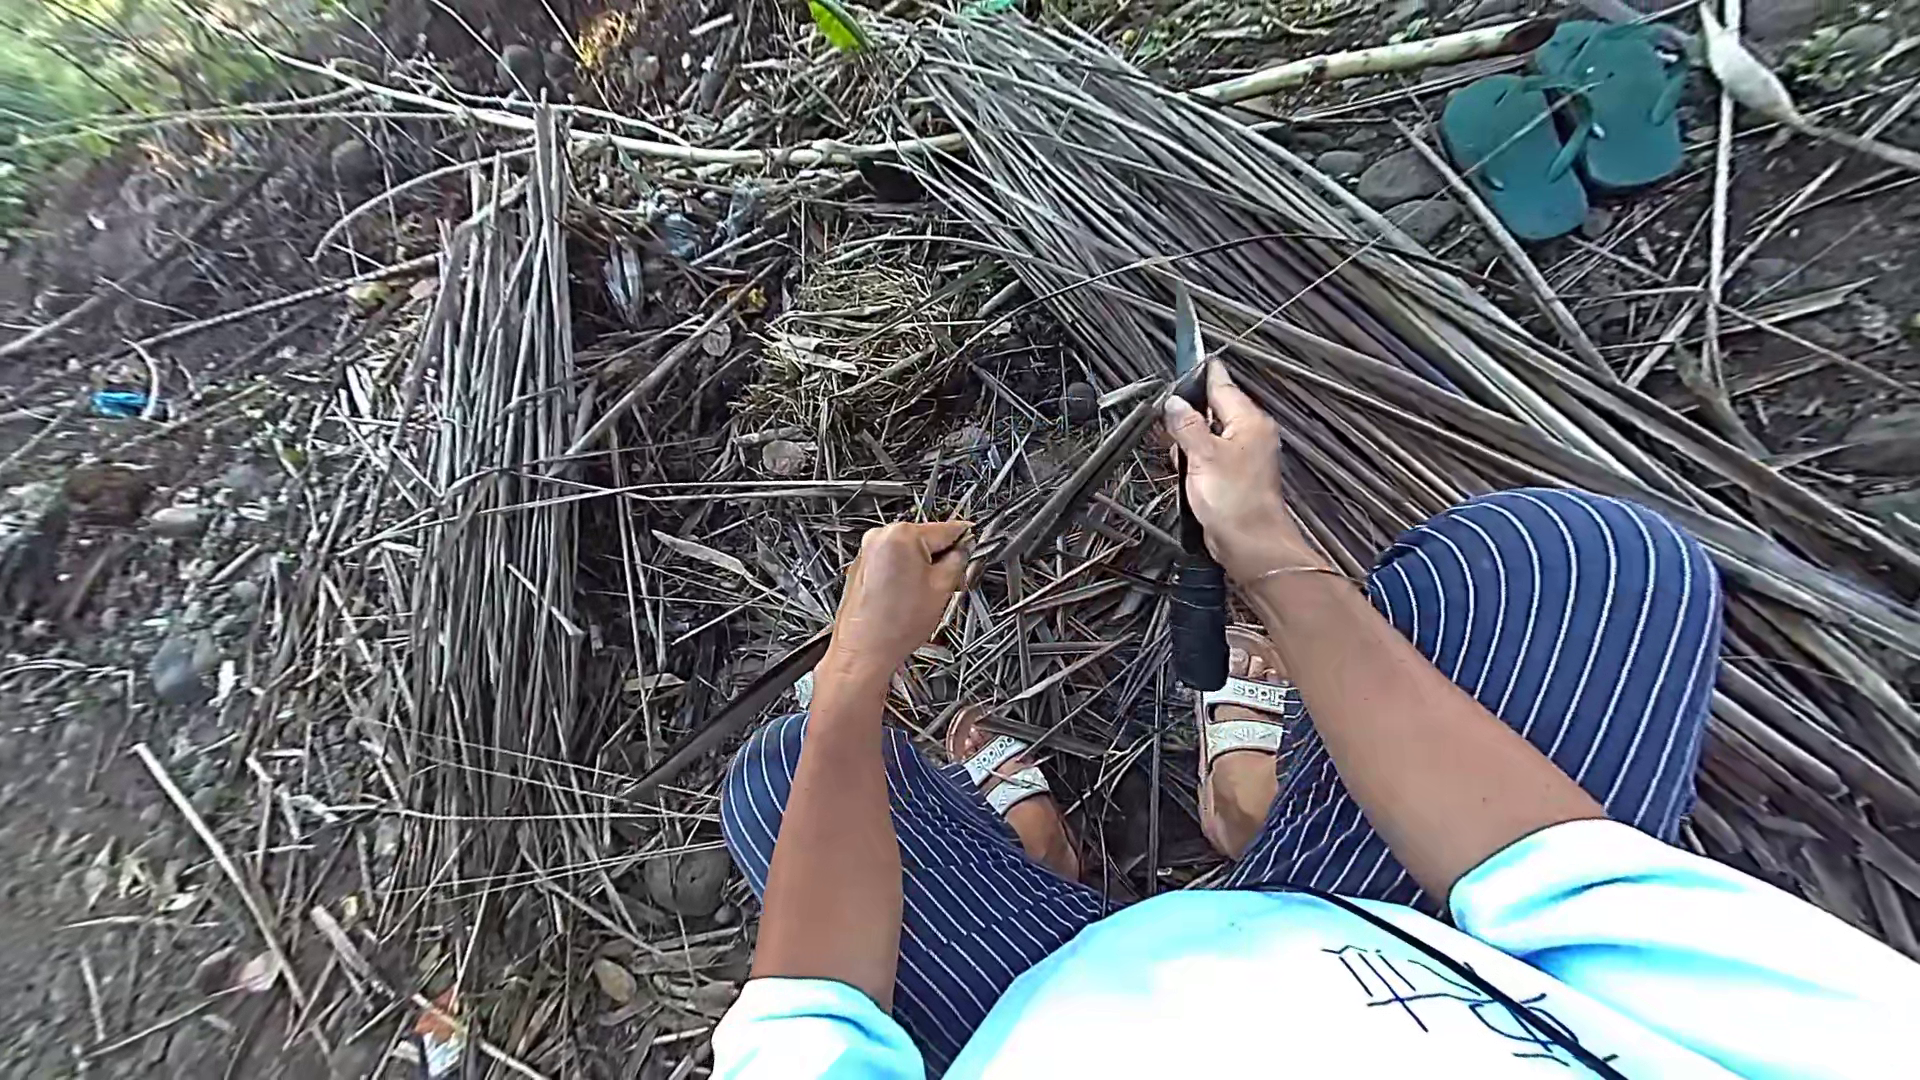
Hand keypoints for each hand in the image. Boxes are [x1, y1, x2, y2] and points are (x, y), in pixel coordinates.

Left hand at [821, 520, 971, 684]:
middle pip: (927, 538)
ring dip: (925, 566)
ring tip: (927, 595)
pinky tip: (909, 597)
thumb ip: (958, 560)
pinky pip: (894, 560)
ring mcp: (868, 550)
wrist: (863, 650)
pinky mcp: (863, 566)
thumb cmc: (894, 625)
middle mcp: (880, 536)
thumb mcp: (942, 588)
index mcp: (901, 535)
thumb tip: (964, 549)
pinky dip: (906, 573)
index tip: (974, 545)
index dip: (966, 540)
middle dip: (942, 558)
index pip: (947, 528)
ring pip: (910, 550)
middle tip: (951, 582)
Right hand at [1162, 360, 1322, 582]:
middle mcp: (1250, 435)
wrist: (1249, 543)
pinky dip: (1194, 459)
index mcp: (1249, 422)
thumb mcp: (1202, 455)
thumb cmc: (1235, 500)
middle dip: (1188, 414)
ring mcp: (1243, 456)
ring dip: (1189, 440)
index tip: (1193, 359)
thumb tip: (1173, 404)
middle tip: (1168, 419)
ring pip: (1208, 435)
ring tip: (1178, 453)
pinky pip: (1208, 456)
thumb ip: (1186, 426)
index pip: (1223, 387)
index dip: (1203, 375)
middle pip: (1213, 410)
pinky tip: (1185, 471)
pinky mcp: (1233, 476)